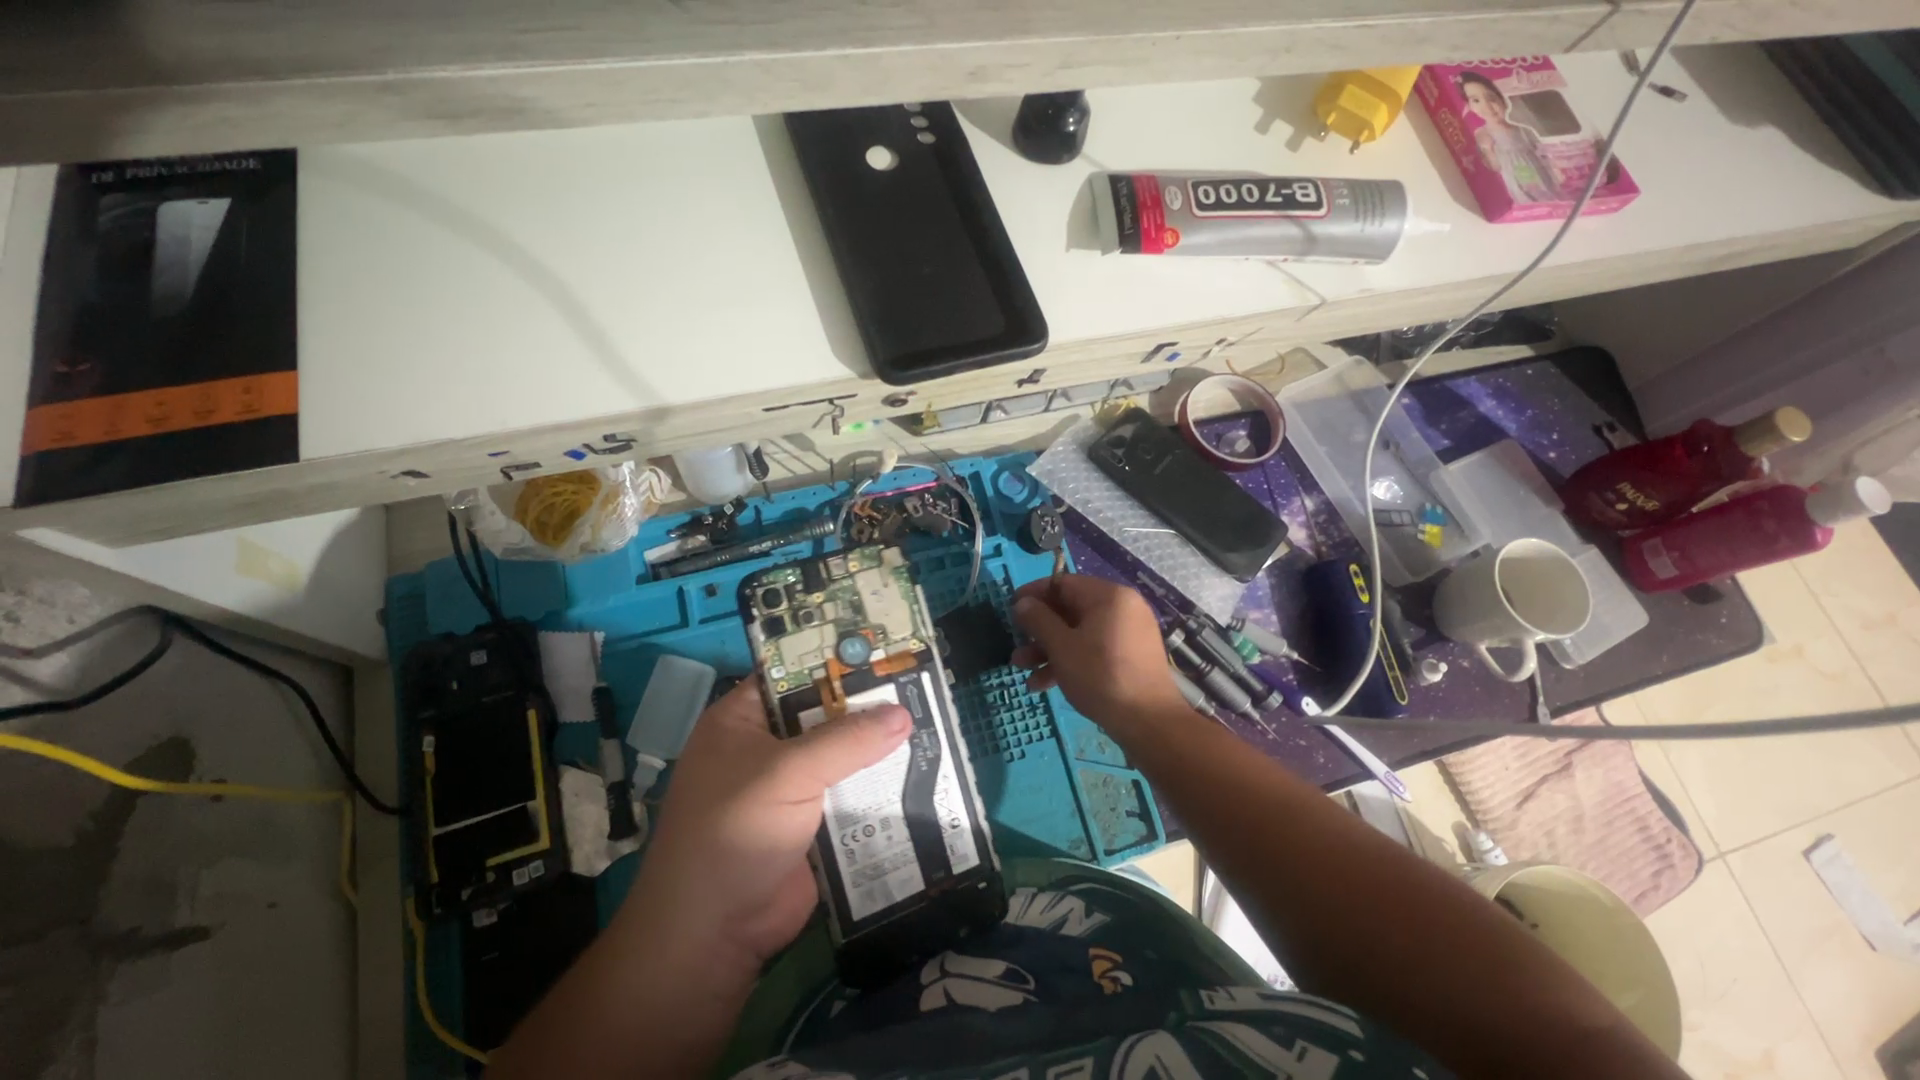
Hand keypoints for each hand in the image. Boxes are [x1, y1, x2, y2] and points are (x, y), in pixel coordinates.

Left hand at [623, 680, 911, 967]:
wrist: (714, 932)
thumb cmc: (733, 833)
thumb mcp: (785, 774)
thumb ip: (845, 741)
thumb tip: (903, 713)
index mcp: (742, 721)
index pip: (792, 674)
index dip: (834, 658)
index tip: (886, 645)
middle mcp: (768, 748)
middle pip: (825, 714)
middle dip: (869, 704)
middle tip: (924, 683)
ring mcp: (793, 789)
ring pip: (845, 757)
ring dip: (882, 748)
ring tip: (937, 721)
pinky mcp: (816, 826)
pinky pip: (855, 797)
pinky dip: (884, 788)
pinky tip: (926, 773)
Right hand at [1010, 574, 1186, 727]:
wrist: (1148, 721)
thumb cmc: (1100, 676)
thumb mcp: (1061, 647)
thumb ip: (1038, 620)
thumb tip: (1023, 603)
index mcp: (1108, 596)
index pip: (1063, 583)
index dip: (1033, 595)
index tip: (1010, 609)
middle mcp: (1122, 608)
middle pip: (1070, 610)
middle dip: (1039, 630)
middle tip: (1016, 646)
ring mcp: (1127, 633)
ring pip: (1079, 633)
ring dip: (1048, 650)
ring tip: (1023, 670)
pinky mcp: (1129, 657)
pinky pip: (1093, 649)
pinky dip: (1069, 661)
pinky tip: (1043, 684)